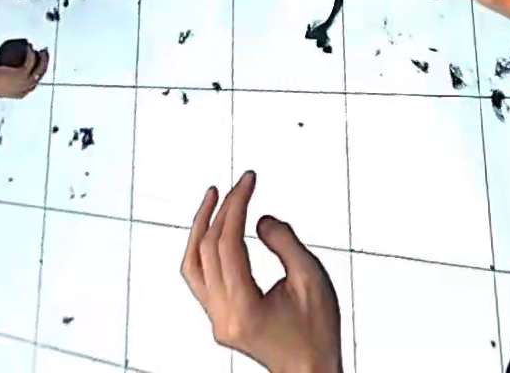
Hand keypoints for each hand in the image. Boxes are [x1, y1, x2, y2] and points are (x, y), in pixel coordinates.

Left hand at [0, 47, 47, 97]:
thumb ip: (4, 81)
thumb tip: (3, 68)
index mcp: (19, 94)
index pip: (34, 84)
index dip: (38, 74)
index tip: (39, 65)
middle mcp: (24, 89)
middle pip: (40, 75)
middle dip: (44, 63)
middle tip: (44, 54)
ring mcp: (24, 82)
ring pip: (39, 68)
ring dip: (43, 58)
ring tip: (42, 50)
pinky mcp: (22, 73)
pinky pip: (31, 61)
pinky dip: (31, 53)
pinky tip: (29, 47)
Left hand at [182, 172, 342, 372]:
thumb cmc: (317, 330)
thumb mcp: (310, 278)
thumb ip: (284, 243)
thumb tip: (261, 220)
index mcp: (243, 309)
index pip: (227, 244)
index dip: (237, 205)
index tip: (249, 179)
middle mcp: (222, 318)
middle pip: (207, 251)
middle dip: (224, 209)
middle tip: (242, 181)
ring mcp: (218, 321)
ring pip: (193, 267)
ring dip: (201, 227)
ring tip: (214, 196)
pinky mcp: (221, 320)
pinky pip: (200, 278)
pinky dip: (204, 247)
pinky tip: (215, 229)